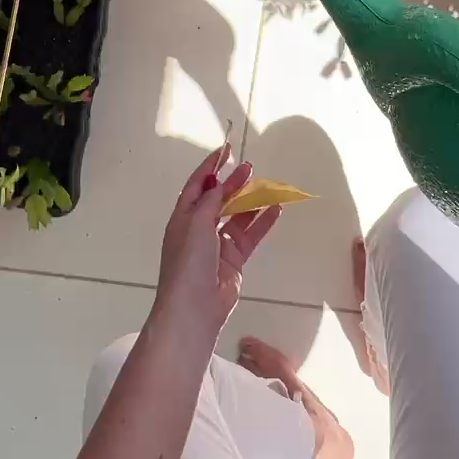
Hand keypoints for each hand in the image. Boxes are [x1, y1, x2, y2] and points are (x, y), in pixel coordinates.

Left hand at [150, 143, 281, 340]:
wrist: (194, 308)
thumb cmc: (189, 261)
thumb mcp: (197, 223)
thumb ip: (212, 200)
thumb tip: (221, 181)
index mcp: (183, 218)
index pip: (196, 185)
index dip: (210, 166)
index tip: (226, 149)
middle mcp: (199, 229)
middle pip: (218, 199)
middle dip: (234, 183)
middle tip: (251, 168)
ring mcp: (217, 245)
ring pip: (237, 216)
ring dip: (250, 201)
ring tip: (266, 185)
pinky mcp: (233, 260)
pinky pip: (250, 235)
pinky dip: (262, 222)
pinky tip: (275, 209)